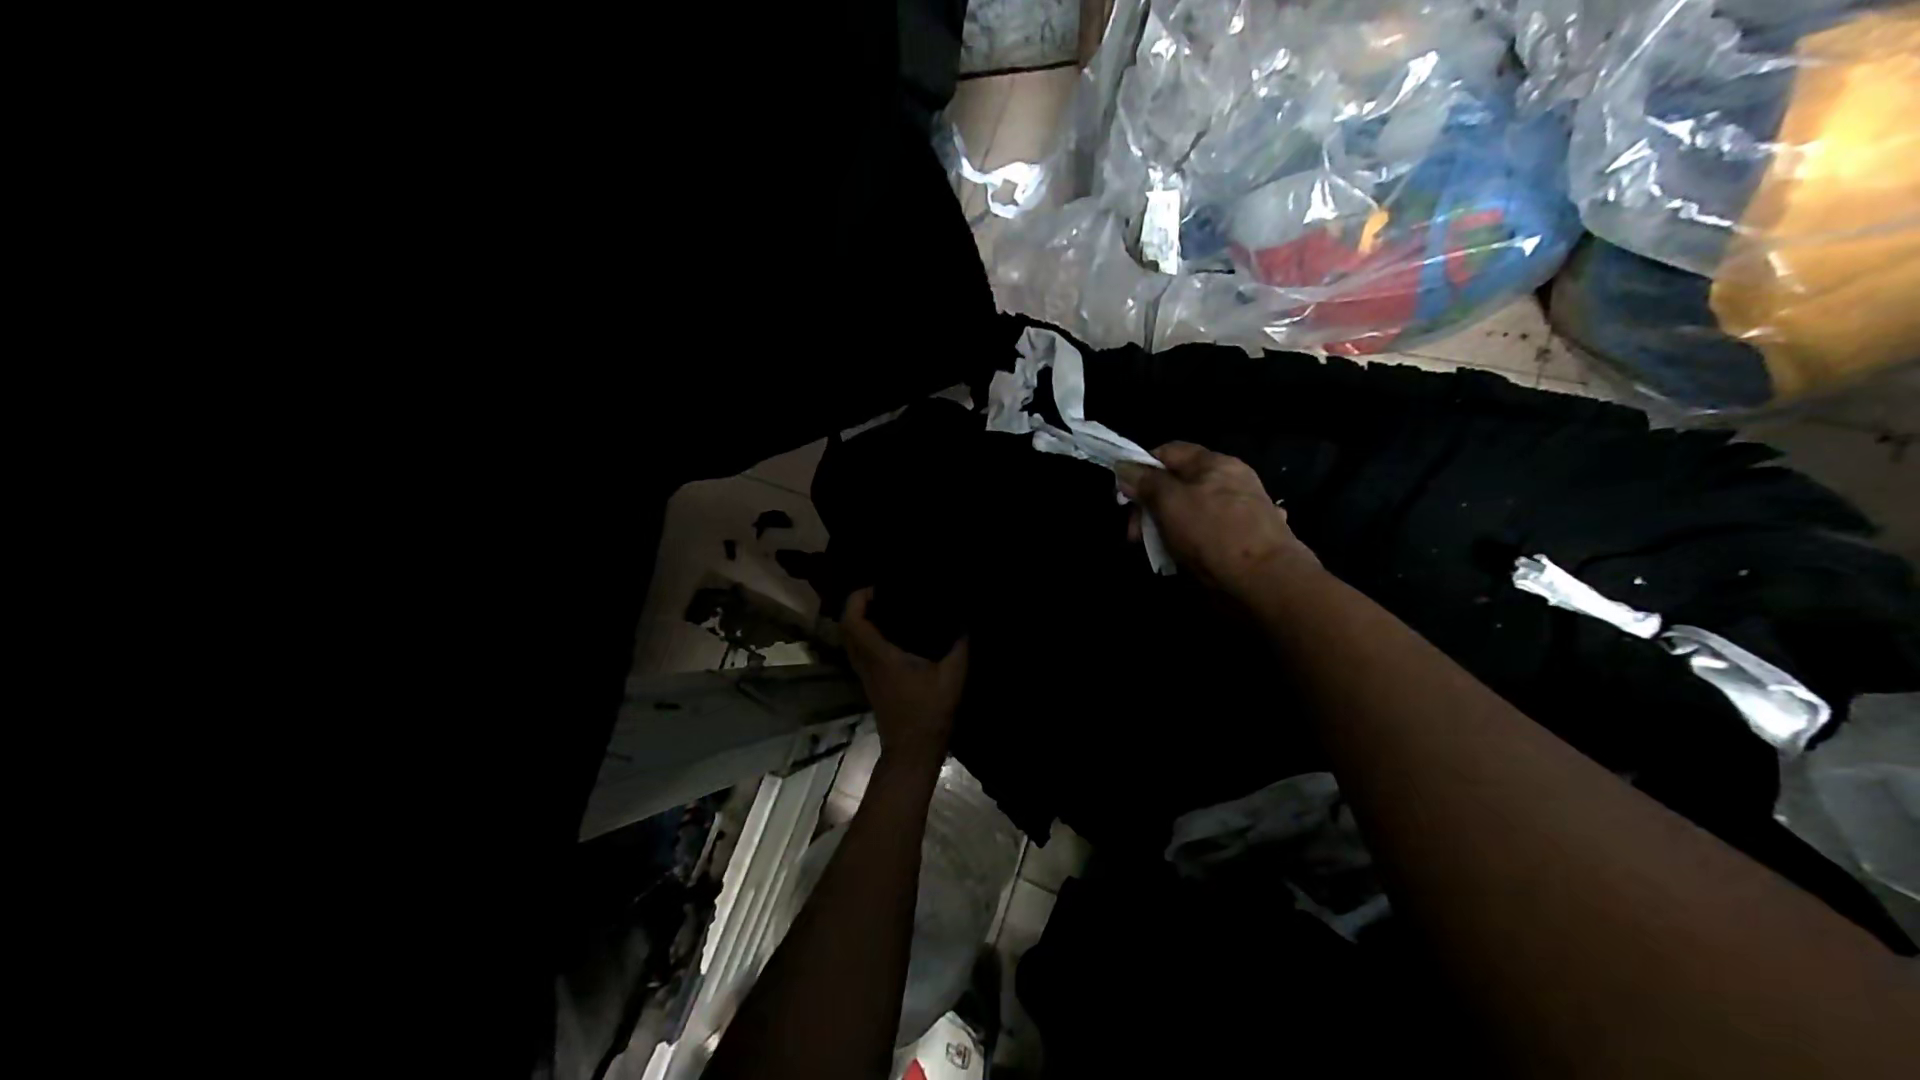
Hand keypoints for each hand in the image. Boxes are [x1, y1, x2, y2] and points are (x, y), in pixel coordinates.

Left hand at [841, 588, 967, 767]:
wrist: (912, 750)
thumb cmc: (929, 713)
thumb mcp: (952, 676)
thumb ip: (960, 645)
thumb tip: (966, 619)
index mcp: (879, 656)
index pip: (853, 620)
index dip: (859, 598)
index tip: (881, 587)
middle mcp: (865, 661)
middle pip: (846, 626)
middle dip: (859, 604)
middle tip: (884, 593)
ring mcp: (865, 673)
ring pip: (850, 638)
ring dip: (861, 619)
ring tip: (889, 607)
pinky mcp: (870, 681)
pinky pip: (858, 649)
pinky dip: (866, 634)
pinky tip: (893, 632)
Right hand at [1116, 441, 1319, 595]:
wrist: (1266, 581)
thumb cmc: (1212, 534)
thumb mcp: (1170, 502)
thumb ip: (1146, 481)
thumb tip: (1125, 467)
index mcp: (1213, 463)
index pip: (1169, 451)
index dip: (1141, 468)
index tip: (1124, 497)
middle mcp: (1229, 481)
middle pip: (1177, 483)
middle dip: (1150, 507)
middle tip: (1135, 535)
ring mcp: (1241, 510)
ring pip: (1190, 511)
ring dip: (1168, 529)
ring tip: (1160, 552)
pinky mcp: (1246, 539)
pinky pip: (1207, 533)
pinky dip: (1192, 542)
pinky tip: (1185, 558)